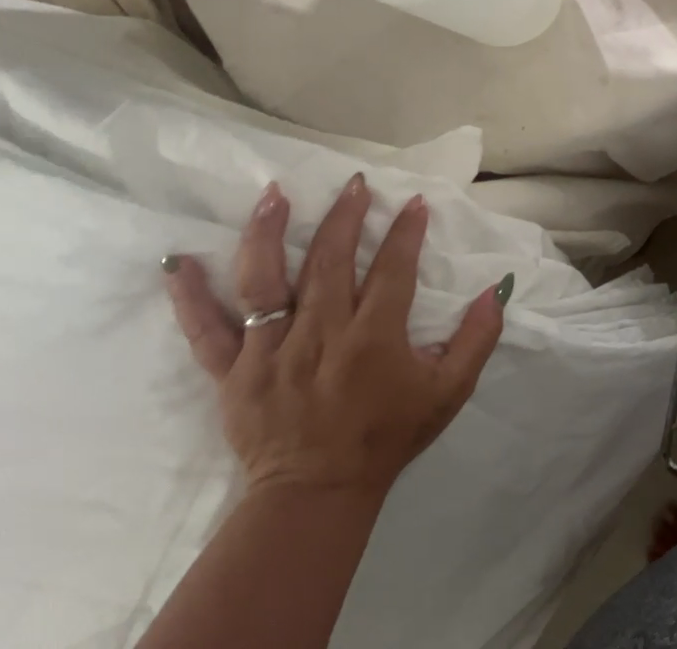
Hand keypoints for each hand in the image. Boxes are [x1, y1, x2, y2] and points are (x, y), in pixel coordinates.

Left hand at [162, 174, 504, 498]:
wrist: (317, 491)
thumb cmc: (389, 436)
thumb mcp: (450, 391)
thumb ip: (476, 338)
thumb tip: (496, 290)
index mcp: (374, 337)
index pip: (392, 270)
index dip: (405, 233)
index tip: (413, 203)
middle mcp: (321, 333)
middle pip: (330, 262)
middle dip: (345, 217)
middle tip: (354, 183)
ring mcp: (271, 351)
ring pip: (265, 282)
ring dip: (269, 234)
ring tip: (274, 195)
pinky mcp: (232, 373)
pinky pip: (205, 331)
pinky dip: (190, 296)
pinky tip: (180, 261)